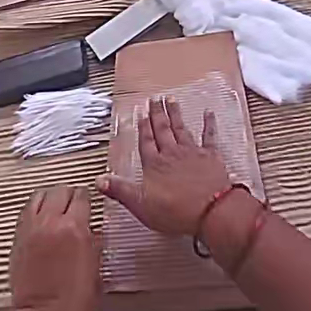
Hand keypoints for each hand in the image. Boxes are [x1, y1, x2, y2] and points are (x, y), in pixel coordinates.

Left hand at [9, 185, 98, 310]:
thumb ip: (92, 237)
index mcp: (75, 227)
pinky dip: (35, 210)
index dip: (86, 199)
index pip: (81, 196)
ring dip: (50, 199)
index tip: (87, 204)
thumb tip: (89, 225)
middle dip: (68, 195)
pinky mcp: (18, 237)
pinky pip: (27, 211)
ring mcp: (31, 228)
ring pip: (40, 195)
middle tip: (73, 206)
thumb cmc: (77, 299)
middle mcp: (51, 221)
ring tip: (55, 209)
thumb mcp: (95, 263)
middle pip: (60, 190)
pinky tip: (42, 220)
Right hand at [99, 95, 231, 236]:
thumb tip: (99, 181)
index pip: (146, 141)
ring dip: (175, 114)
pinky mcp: (211, 157)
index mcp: (155, 164)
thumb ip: (120, 190)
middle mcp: (172, 153)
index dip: (143, 127)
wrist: (211, 211)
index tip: (141, 113)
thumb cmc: (176, 210)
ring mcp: (192, 152)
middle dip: (157, 114)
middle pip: (162, 130)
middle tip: (154, 99)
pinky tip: (208, 113)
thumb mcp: (141, 204)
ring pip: (181, 128)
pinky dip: (209, 123)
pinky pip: (209, 136)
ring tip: (171, 99)